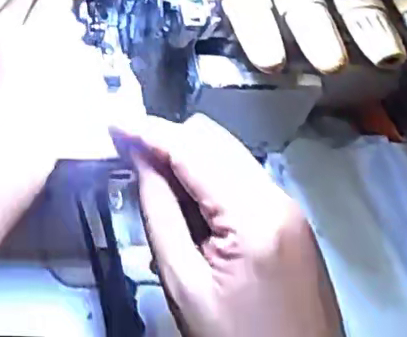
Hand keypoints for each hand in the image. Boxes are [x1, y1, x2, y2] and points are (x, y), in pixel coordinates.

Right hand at [121, 115, 343, 336]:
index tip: (115, 121)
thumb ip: (160, 213)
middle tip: (130, 157)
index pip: (192, 149)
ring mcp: (289, 206)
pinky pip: (242, 176)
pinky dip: (211, 178)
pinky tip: (189, 204)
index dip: (149, 131)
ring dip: (188, 158)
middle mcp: (277, 196)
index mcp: (254, 214)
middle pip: (212, 139)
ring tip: (155, 184)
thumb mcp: (185, 286)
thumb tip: (141, 159)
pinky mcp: (291, 219)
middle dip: (169, 142)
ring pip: (227, 152)